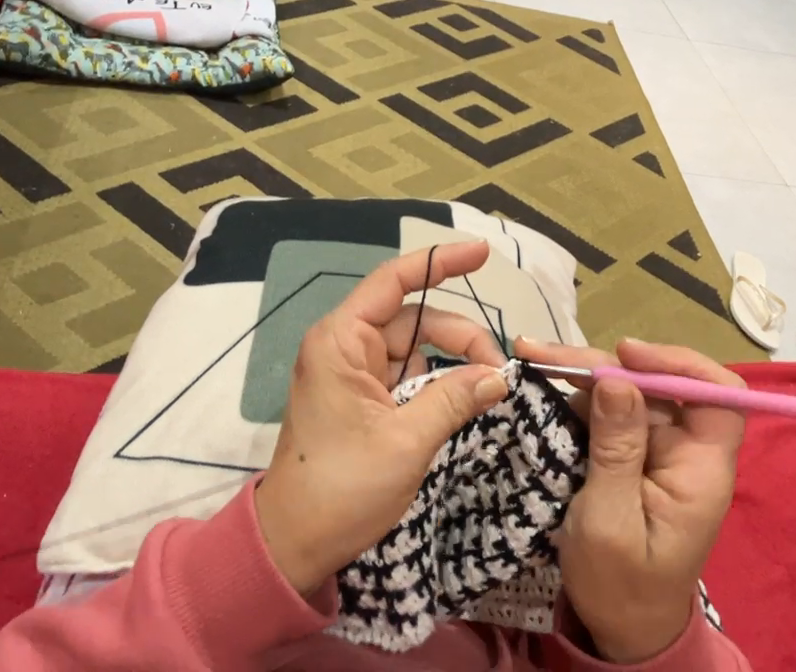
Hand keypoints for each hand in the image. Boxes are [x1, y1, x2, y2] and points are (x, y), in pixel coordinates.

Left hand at [253, 241, 510, 594]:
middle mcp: (344, 345)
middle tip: (500, 371)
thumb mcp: (406, 443)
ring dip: (452, 360)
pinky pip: (406, 373)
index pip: (394, 281)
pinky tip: (466, 396)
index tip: (483, 252)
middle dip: (460, 336)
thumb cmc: (342, 487)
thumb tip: (498, 377)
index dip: (439, 262)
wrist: (295, 542)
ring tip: (489, 386)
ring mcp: (352, 371)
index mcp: (341, 340)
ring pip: (414, 347)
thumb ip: (453, 400)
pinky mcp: (361, 397)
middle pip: (413, 318)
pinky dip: (437, 381)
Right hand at [516, 337, 744, 664]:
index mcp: (699, 469)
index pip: (717, 396)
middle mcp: (682, 450)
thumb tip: (618, 380)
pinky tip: (541, 384)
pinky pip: (606, 411)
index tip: (623, 353)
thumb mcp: (609, 519)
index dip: (678, 364)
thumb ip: (616, 449)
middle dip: (600, 364)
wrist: (615, 628)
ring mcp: (654, 450)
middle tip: (539, 354)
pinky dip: (573, 396)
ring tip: (531, 358)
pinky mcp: (627, 454)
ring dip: (579, 374)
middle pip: (654, 385)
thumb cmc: (619, 584)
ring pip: (625, 392)